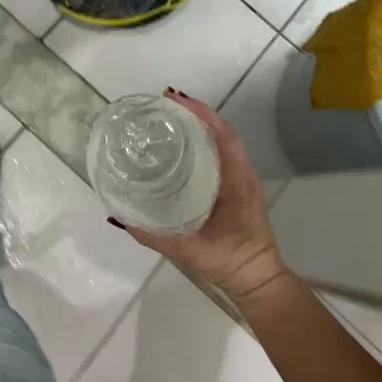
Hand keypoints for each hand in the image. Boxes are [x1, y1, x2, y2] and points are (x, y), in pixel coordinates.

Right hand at [118, 89, 291, 306]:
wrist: (258, 282)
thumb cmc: (231, 262)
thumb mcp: (192, 251)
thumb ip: (158, 236)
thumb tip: (122, 218)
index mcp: (237, 180)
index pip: (223, 135)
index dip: (201, 113)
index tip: (175, 100)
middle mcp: (241, 174)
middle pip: (219, 133)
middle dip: (194, 115)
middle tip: (163, 106)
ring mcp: (241, 181)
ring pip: (220, 144)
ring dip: (198, 128)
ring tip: (168, 120)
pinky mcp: (236, 190)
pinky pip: (219, 157)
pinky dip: (202, 145)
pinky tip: (180, 149)